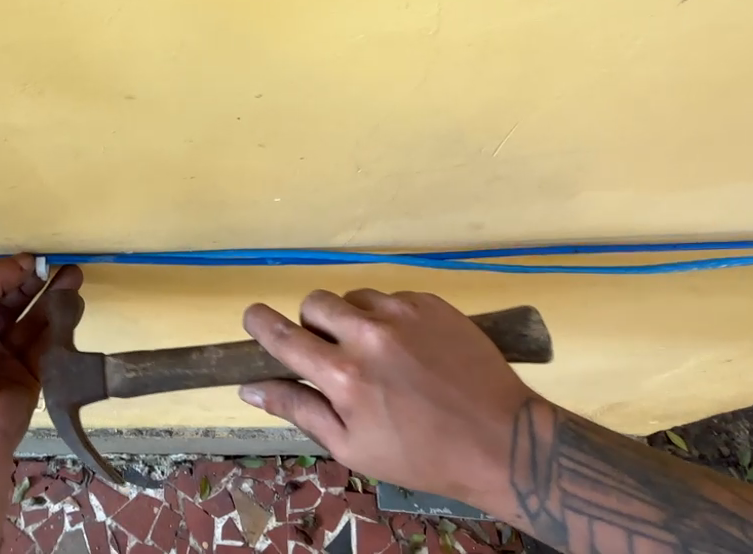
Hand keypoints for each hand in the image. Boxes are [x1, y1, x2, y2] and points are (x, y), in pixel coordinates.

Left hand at [0, 253, 84, 463]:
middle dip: (36, 284)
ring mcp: (9, 361)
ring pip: (34, 323)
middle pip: (14, 304)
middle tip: (60, 266)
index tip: (33, 261)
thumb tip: (21, 261)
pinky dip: (60, 327)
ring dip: (53, 300)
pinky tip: (72, 307)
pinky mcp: (32, 378)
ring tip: (74, 278)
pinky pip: (47, 347)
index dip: (10, 274)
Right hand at [238, 289, 540, 504]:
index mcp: (343, 376)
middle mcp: (367, 335)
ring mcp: (401, 313)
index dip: (259, 322)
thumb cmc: (422, 456)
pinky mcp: (429, 302)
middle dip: (313, 322)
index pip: (283, 334)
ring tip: (380, 352)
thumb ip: (299, 409)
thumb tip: (249, 387)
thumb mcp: (353, 447)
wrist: (503, 441)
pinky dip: (390, 317)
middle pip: (314, 302)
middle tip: (335, 351)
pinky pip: (391, 297)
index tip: (252, 317)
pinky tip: (412, 348)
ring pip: (353, 296)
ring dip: (353, 318)